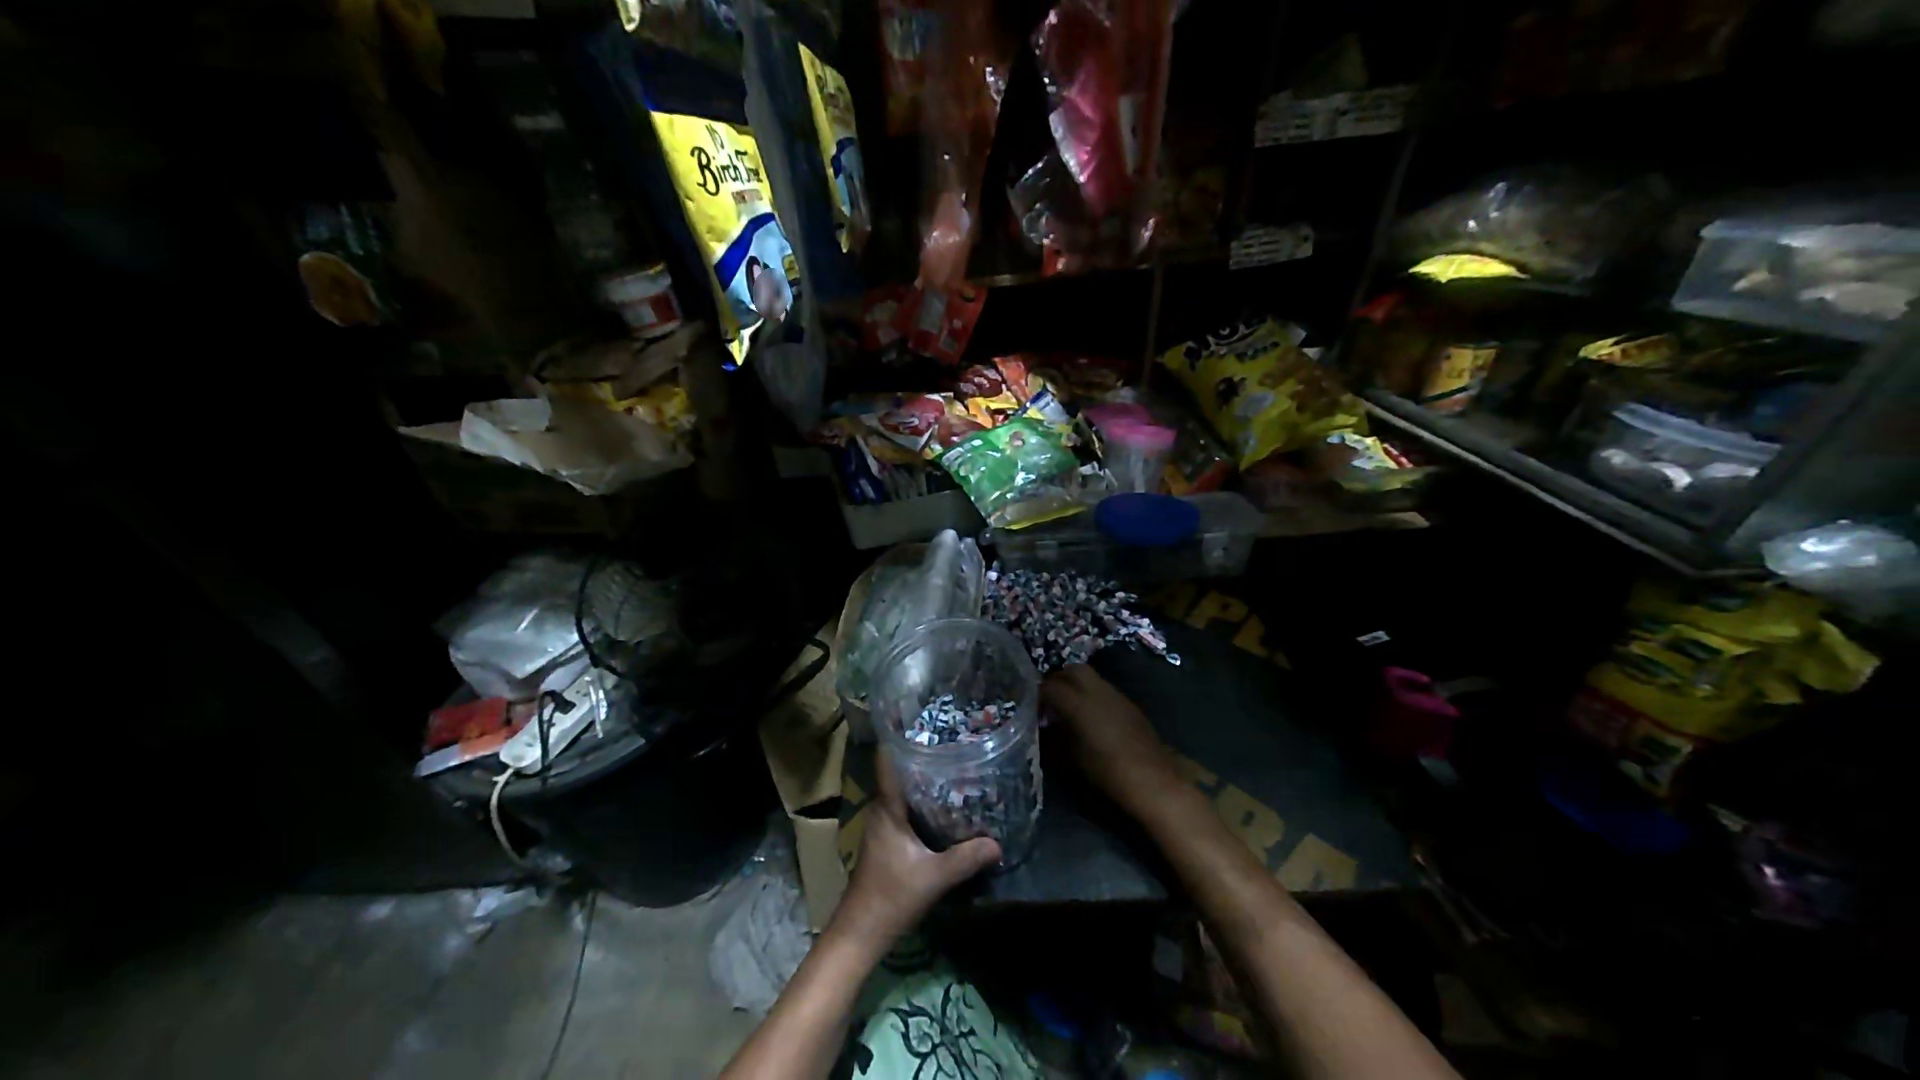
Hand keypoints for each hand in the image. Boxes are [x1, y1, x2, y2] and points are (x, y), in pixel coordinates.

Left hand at [833, 750, 1000, 948]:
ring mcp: (883, 825)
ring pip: (906, 793)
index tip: (926, 721)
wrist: (862, 931)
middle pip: (902, 773)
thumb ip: (967, 858)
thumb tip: (998, 842)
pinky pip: (908, 810)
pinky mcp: (888, 840)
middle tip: (956, 744)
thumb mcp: (935, 876)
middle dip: (925, 758)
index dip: (902, 737)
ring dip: (926, 782)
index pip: (889, 760)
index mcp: (887, 807)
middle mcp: (882, 809)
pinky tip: (948, 806)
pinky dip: (925, 803)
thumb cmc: (891, 896)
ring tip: (958, 768)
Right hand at [1042, 665, 1183, 815]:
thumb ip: (1057, 735)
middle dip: (1058, 679)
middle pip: (1072, 670)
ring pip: (1090, 676)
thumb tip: (1047, 724)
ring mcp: (1116, 695)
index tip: (1030, 705)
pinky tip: (1089, 715)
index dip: (1037, 693)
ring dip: (1075, 685)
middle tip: (1048, 699)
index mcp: (1080, 704)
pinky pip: (1103, 688)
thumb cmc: (1108, 772)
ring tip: (1067, 707)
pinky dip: (1090, 694)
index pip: (1050, 686)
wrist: (1153, 779)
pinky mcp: (1128, 703)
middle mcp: (1098, 692)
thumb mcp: (1073, 757)